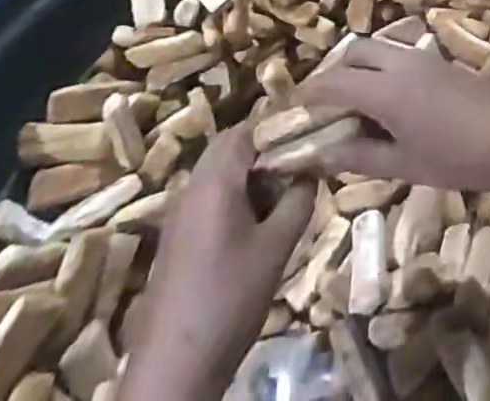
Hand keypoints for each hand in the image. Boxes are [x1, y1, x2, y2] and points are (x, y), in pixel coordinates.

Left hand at [120, 127, 314, 400]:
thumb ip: (299, 199)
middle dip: (269, 145)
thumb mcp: (278, 246)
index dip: (280, 122)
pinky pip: (211, 196)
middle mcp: (191, 188)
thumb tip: (311, 170)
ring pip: (221, 172)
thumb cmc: (230, 297)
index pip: (248, 129)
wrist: (174, 366)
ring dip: (254, 170)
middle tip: (307, 155)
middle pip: (231, 147)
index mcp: (214, 182)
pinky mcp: (178, 237)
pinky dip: (239, 192)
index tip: (314, 126)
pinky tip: (264, 216)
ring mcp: (179, 214)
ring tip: (292, 184)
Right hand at [297, 37, 489, 190]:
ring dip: (358, 66)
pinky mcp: (439, 59)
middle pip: (353, 52)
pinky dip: (380, 67)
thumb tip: (318, 156)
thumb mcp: (403, 165)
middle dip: (332, 72)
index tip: (293, 110)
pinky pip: (397, 53)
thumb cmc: (458, 158)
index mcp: (385, 90)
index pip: (332, 82)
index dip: (309, 94)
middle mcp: (400, 64)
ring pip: (377, 47)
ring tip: (352, 103)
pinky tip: (384, 99)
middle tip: (323, 105)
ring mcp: (422, 57)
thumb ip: (359, 156)